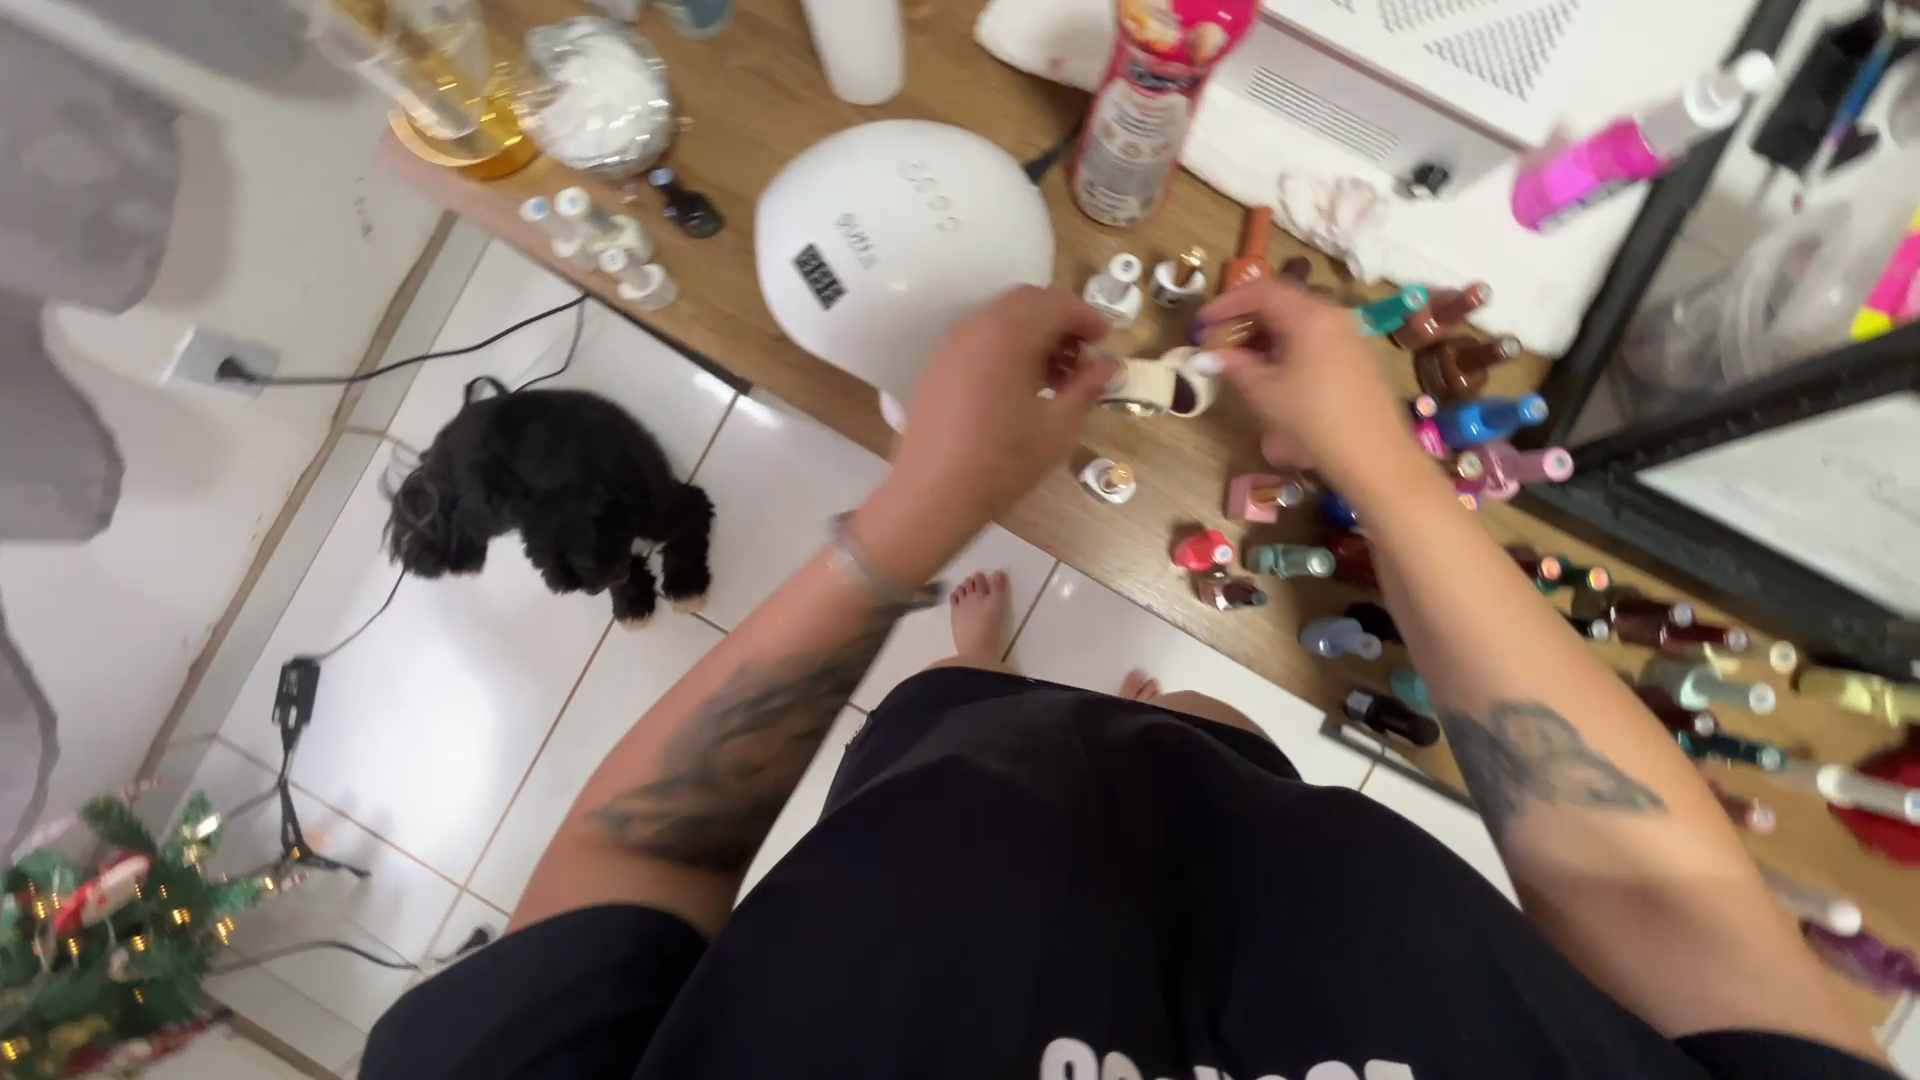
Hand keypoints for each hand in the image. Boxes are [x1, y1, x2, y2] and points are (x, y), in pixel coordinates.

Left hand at [853, 286, 1117, 582]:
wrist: (932, 496)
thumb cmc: (1001, 463)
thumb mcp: (1056, 428)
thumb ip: (1086, 388)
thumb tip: (1110, 367)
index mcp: (1007, 334)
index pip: (1056, 303)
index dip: (1087, 317)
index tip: (1105, 343)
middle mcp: (975, 328)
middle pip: (1026, 303)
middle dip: (1060, 322)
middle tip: (1081, 359)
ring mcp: (950, 347)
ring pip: (1000, 320)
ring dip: (1033, 335)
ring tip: (1053, 379)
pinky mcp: (936, 368)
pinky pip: (979, 342)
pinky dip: (1006, 349)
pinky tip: (1019, 389)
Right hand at [1199, 279, 1418, 490]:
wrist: (1370, 453)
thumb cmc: (1310, 418)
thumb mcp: (1263, 392)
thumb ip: (1233, 365)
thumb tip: (1210, 355)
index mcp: (1309, 316)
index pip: (1262, 291)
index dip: (1226, 303)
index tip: (1201, 322)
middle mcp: (1332, 314)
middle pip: (1282, 301)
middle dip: (1245, 318)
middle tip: (1218, 340)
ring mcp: (1348, 333)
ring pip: (1299, 319)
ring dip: (1265, 332)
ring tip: (1240, 358)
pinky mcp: (1356, 354)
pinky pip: (1314, 335)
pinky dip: (1286, 343)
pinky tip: (1272, 369)